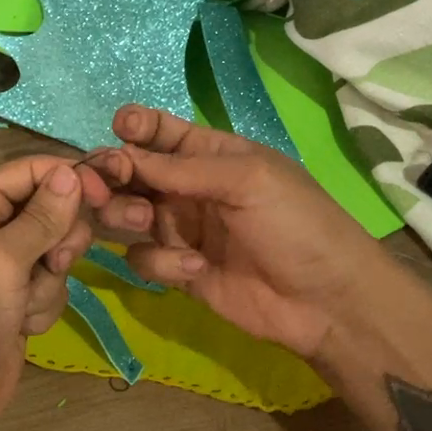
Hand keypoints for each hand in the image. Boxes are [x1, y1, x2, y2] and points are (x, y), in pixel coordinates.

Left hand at [0, 156, 92, 428]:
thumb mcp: (5, 257)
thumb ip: (43, 215)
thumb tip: (71, 171)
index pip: (29, 171)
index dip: (67, 178)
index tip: (103, 196)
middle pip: (50, 209)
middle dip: (58, 240)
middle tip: (54, 262)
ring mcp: (5, 263)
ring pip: (56, 250)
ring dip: (49, 280)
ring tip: (23, 302)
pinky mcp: (19, 294)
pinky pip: (52, 283)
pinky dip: (44, 303)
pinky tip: (22, 324)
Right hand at [79, 105, 390, 358]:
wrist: (329, 303)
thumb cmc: (297, 224)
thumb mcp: (247, 179)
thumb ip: (181, 168)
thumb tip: (119, 154)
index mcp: (210, 155)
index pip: (160, 132)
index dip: (134, 127)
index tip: (118, 129)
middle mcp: (188, 189)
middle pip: (131, 173)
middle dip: (113, 175)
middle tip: (102, 185)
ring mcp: (181, 230)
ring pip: (127, 215)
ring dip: (125, 215)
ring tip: (146, 224)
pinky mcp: (178, 271)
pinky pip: (143, 259)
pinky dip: (159, 261)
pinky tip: (194, 268)